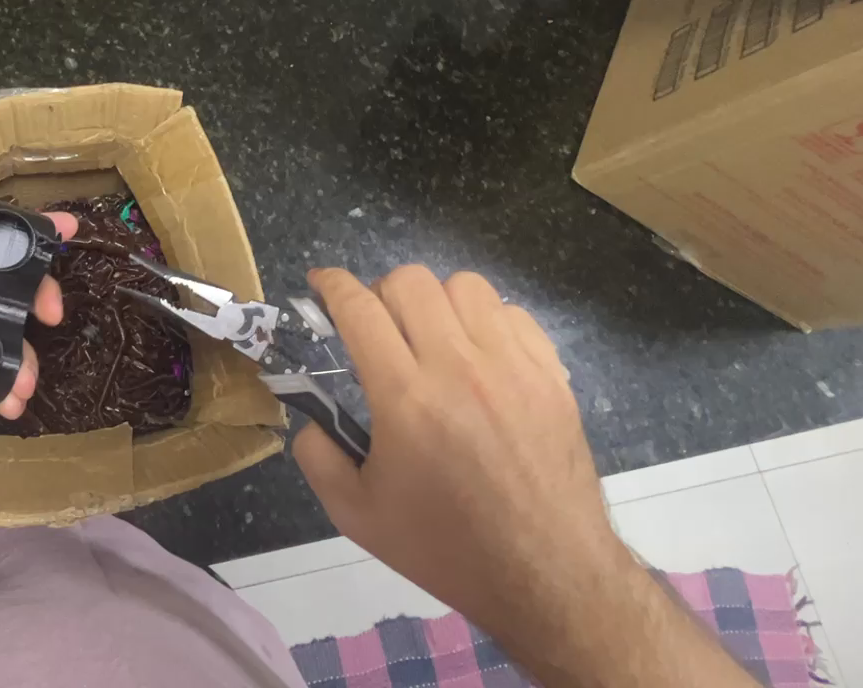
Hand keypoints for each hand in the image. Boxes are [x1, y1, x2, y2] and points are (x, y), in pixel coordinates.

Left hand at [0, 180, 75, 502]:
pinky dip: (13, 391)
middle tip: (53, 314)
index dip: (18, 236)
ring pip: (10, 342)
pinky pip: (2, 384)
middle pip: (6, 293)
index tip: (65, 227)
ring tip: (22, 383)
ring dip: (26, 359)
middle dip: (37, 299)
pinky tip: (11, 402)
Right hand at [293, 267, 638, 665]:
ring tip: (430, 336)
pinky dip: (484, 320)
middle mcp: (457, 368)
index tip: (319, 282)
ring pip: (464, 285)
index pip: (359, 308)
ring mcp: (512, 367)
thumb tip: (311, 417)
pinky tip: (478, 355)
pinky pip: (511, 313)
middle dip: (379, 292)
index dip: (331, 284)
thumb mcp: (355, 514)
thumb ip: (316, 456)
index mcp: (405, 397)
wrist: (550, 580)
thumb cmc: (446, 547)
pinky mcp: (551, 377)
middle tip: (376, 327)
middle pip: (410, 281)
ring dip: (434, 300)